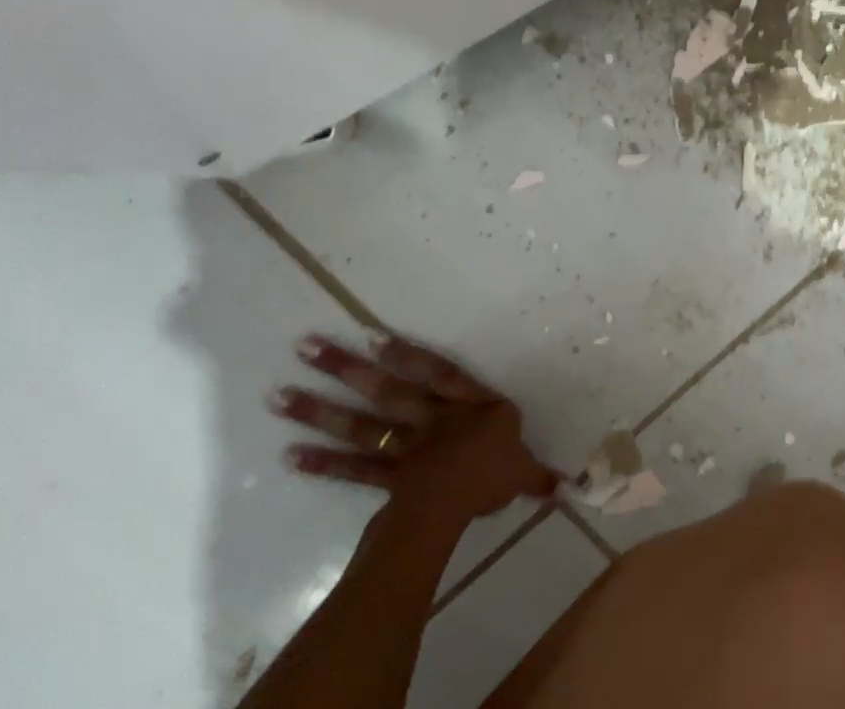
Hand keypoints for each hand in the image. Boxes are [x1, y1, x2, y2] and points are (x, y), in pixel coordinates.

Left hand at [268, 334, 558, 519]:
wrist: (455, 507)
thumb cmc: (493, 477)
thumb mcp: (525, 472)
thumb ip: (537, 476)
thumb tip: (566, 487)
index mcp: (475, 409)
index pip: (442, 374)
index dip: (409, 355)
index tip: (372, 336)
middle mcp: (436, 420)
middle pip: (389, 391)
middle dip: (346, 369)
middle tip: (304, 348)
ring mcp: (406, 447)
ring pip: (361, 424)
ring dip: (318, 411)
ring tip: (279, 396)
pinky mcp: (387, 477)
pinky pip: (354, 467)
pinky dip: (322, 462)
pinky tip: (289, 454)